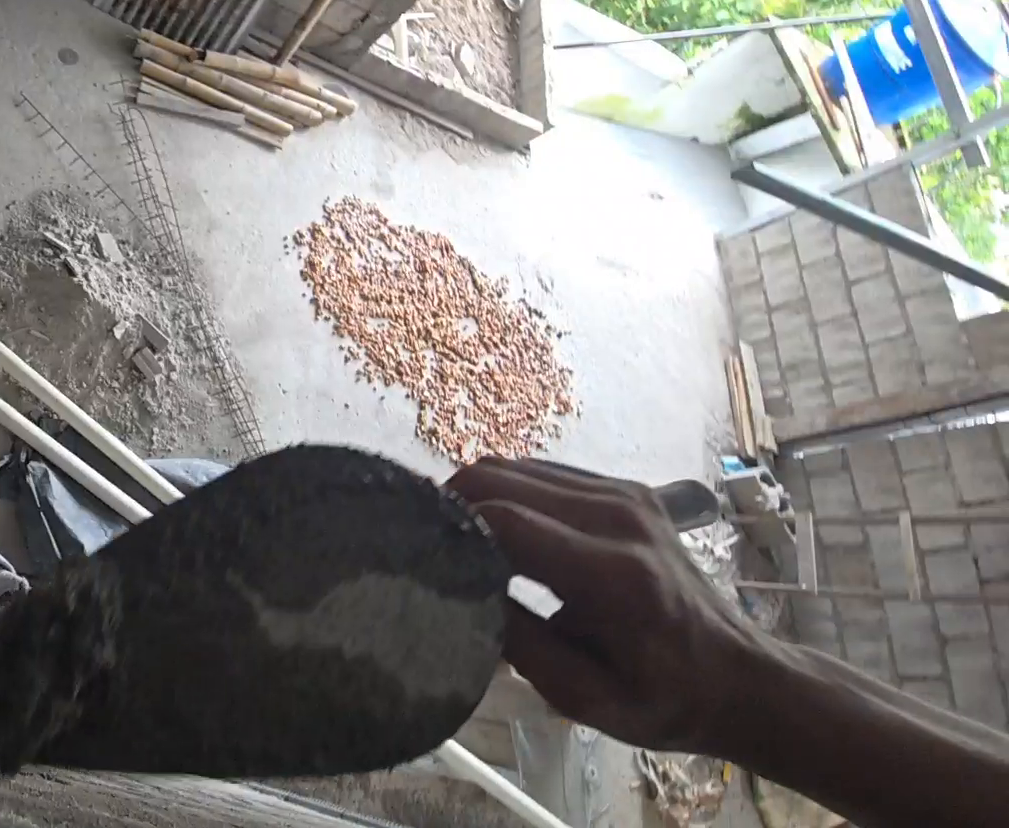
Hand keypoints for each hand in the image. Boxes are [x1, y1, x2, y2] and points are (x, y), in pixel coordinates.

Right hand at [447, 458, 779, 756]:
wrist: (743, 677)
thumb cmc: (660, 697)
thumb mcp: (581, 695)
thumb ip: (514, 638)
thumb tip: (455, 584)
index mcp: (614, 576)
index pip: (507, 520)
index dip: (452, 524)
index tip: (419, 544)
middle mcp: (619, 518)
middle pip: (500, 478)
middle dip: (451, 498)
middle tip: (426, 533)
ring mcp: (624, 494)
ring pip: (512, 465)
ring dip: (474, 491)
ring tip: (456, 528)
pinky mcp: (624, 487)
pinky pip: (537, 469)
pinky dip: (504, 488)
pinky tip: (497, 521)